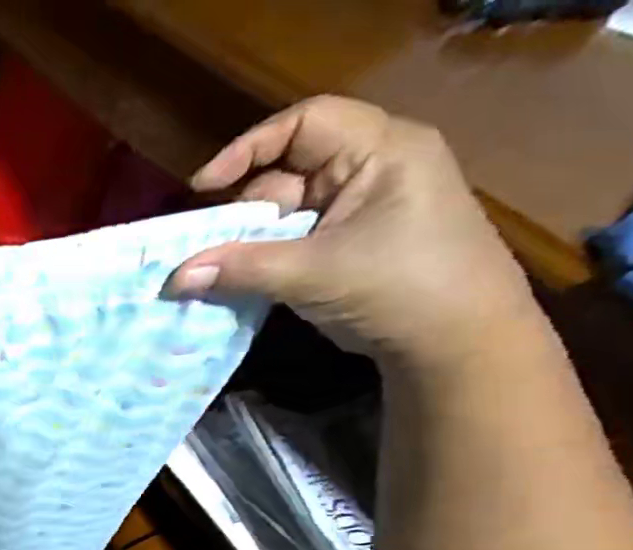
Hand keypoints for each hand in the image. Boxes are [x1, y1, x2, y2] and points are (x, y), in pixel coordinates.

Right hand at [165, 97, 545, 370]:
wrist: (457, 343)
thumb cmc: (399, 289)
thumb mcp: (311, 275)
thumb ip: (239, 270)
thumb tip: (174, 277)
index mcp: (382, 152)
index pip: (305, 123)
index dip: (248, 148)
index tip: (202, 188)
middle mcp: (373, 168)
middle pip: (288, 169)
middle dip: (242, 206)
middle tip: (205, 243)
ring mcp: (363, 207)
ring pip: (287, 208)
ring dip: (248, 238)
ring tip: (215, 269)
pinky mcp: (351, 241)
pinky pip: (295, 237)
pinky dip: (263, 255)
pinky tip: (238, 279)